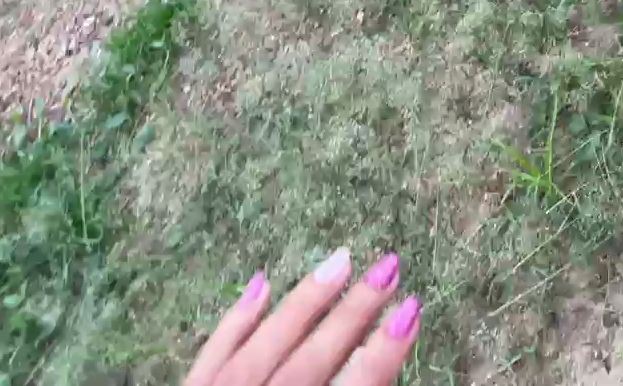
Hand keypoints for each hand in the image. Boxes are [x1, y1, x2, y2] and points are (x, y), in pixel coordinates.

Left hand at [184, 248, 420, 385]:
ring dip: (303, 304)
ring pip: (260, 351)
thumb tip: (386, 346)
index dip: (382, 355)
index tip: (413, 307)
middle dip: (351, 314)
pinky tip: (261, 282)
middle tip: (389, 265)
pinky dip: (235, 322)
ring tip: (342, 257)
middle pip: (307, 365)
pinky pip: (209, 359)